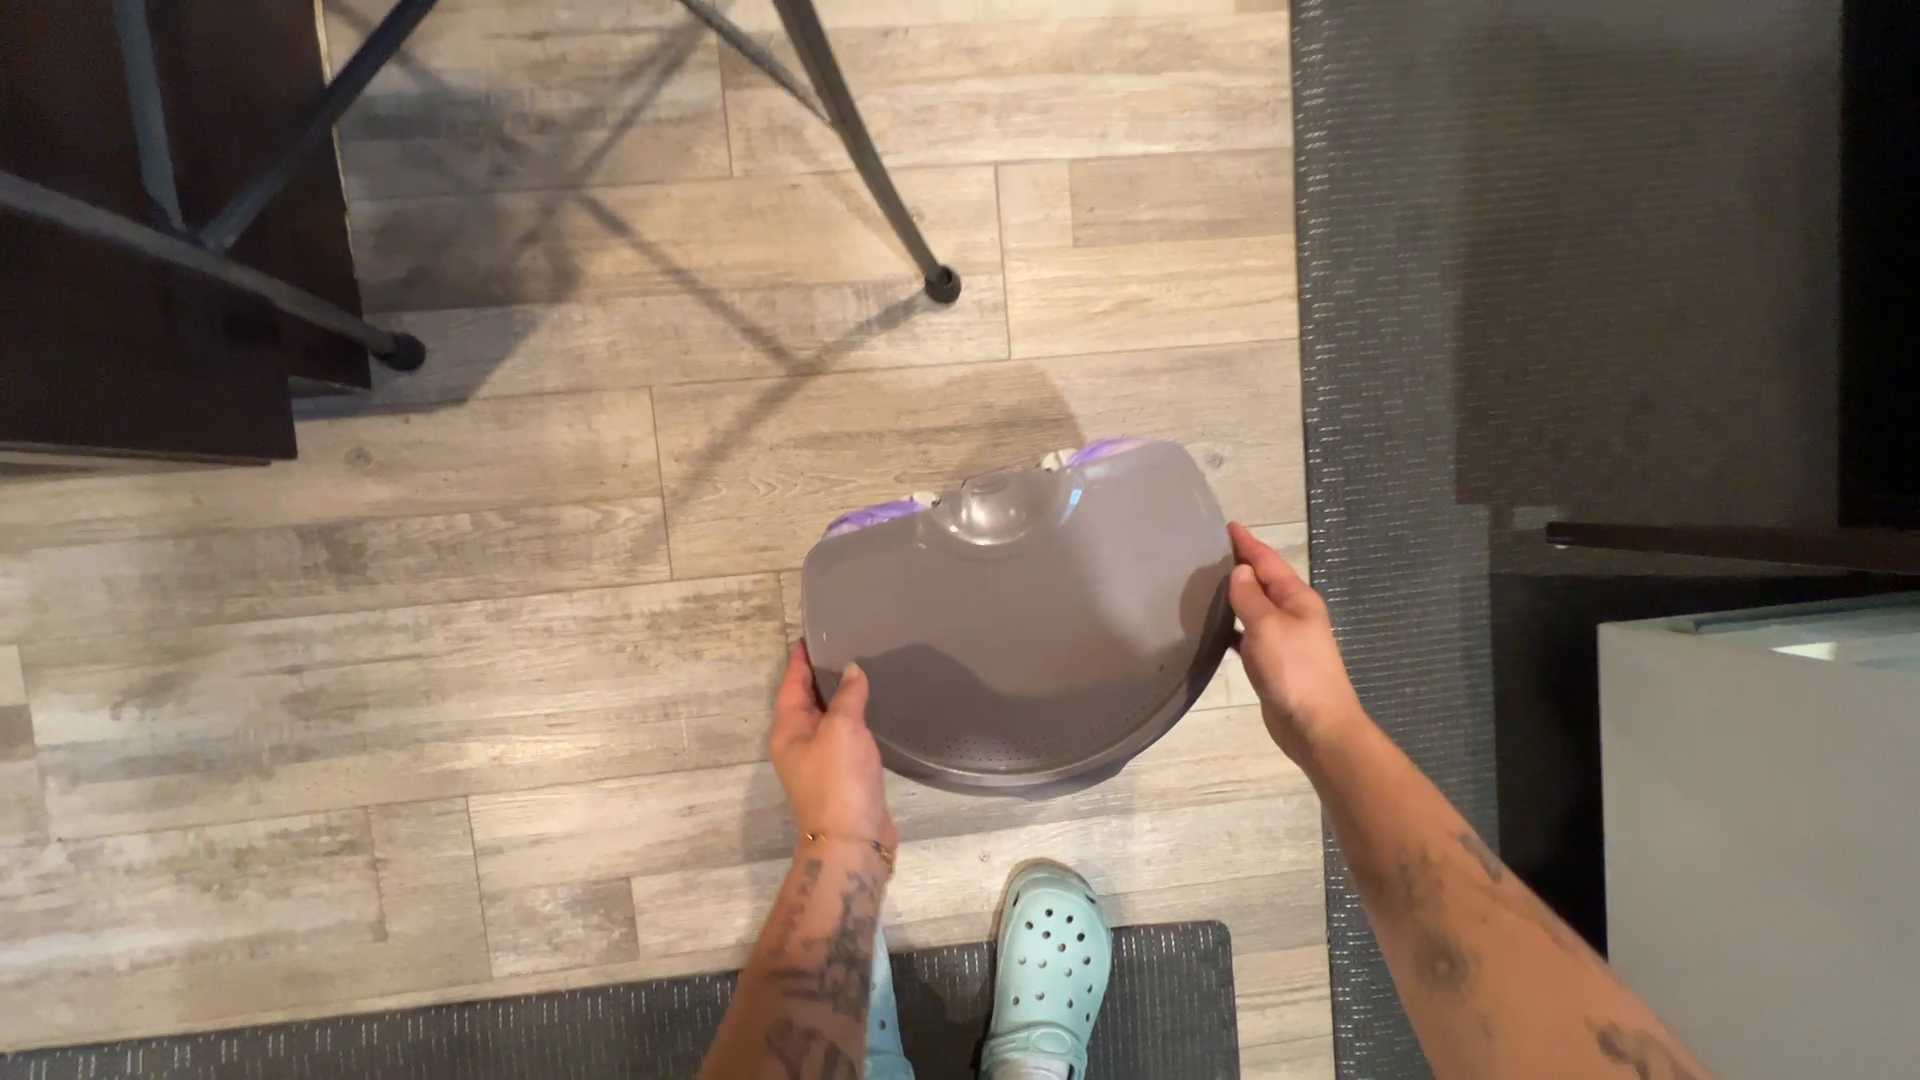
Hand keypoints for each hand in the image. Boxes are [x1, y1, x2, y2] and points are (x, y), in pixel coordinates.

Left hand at [769, 641, 897, 851]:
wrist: (852, 840)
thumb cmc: (838, 780)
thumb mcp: (841, 729)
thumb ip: (847, 695)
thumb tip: (852, 669)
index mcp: (788, 730)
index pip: (791, 684)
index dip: (800, 659)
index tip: (810, 634)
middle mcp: (799, 742)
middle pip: (806, 699)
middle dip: (820, 673)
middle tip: (841, 643)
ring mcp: (821, 759)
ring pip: (827, 716)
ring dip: (839, 694)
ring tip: (859, 667)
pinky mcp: (843, 772)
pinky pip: (845, 733)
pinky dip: (854, 715)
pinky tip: (871, 706)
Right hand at [1227, 522, 1367, 761]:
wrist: (1315, 725)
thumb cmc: (1294, 670)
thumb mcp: (1268, 626)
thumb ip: (1250, 597)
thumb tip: (1240, 571)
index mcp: (1297, 599)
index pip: (1268, 562)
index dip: (1248, 543)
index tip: (1228, 526)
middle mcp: (1292, 614)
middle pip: (1263, 581)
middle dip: (1241, 565)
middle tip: (1209, 551)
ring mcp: (1283, 638)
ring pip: (1254, 607)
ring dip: (1235, 594)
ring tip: (1205, 583)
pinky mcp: (1272, 661)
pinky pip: (1247, 633)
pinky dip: (1231, 625)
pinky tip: (1213, 627)